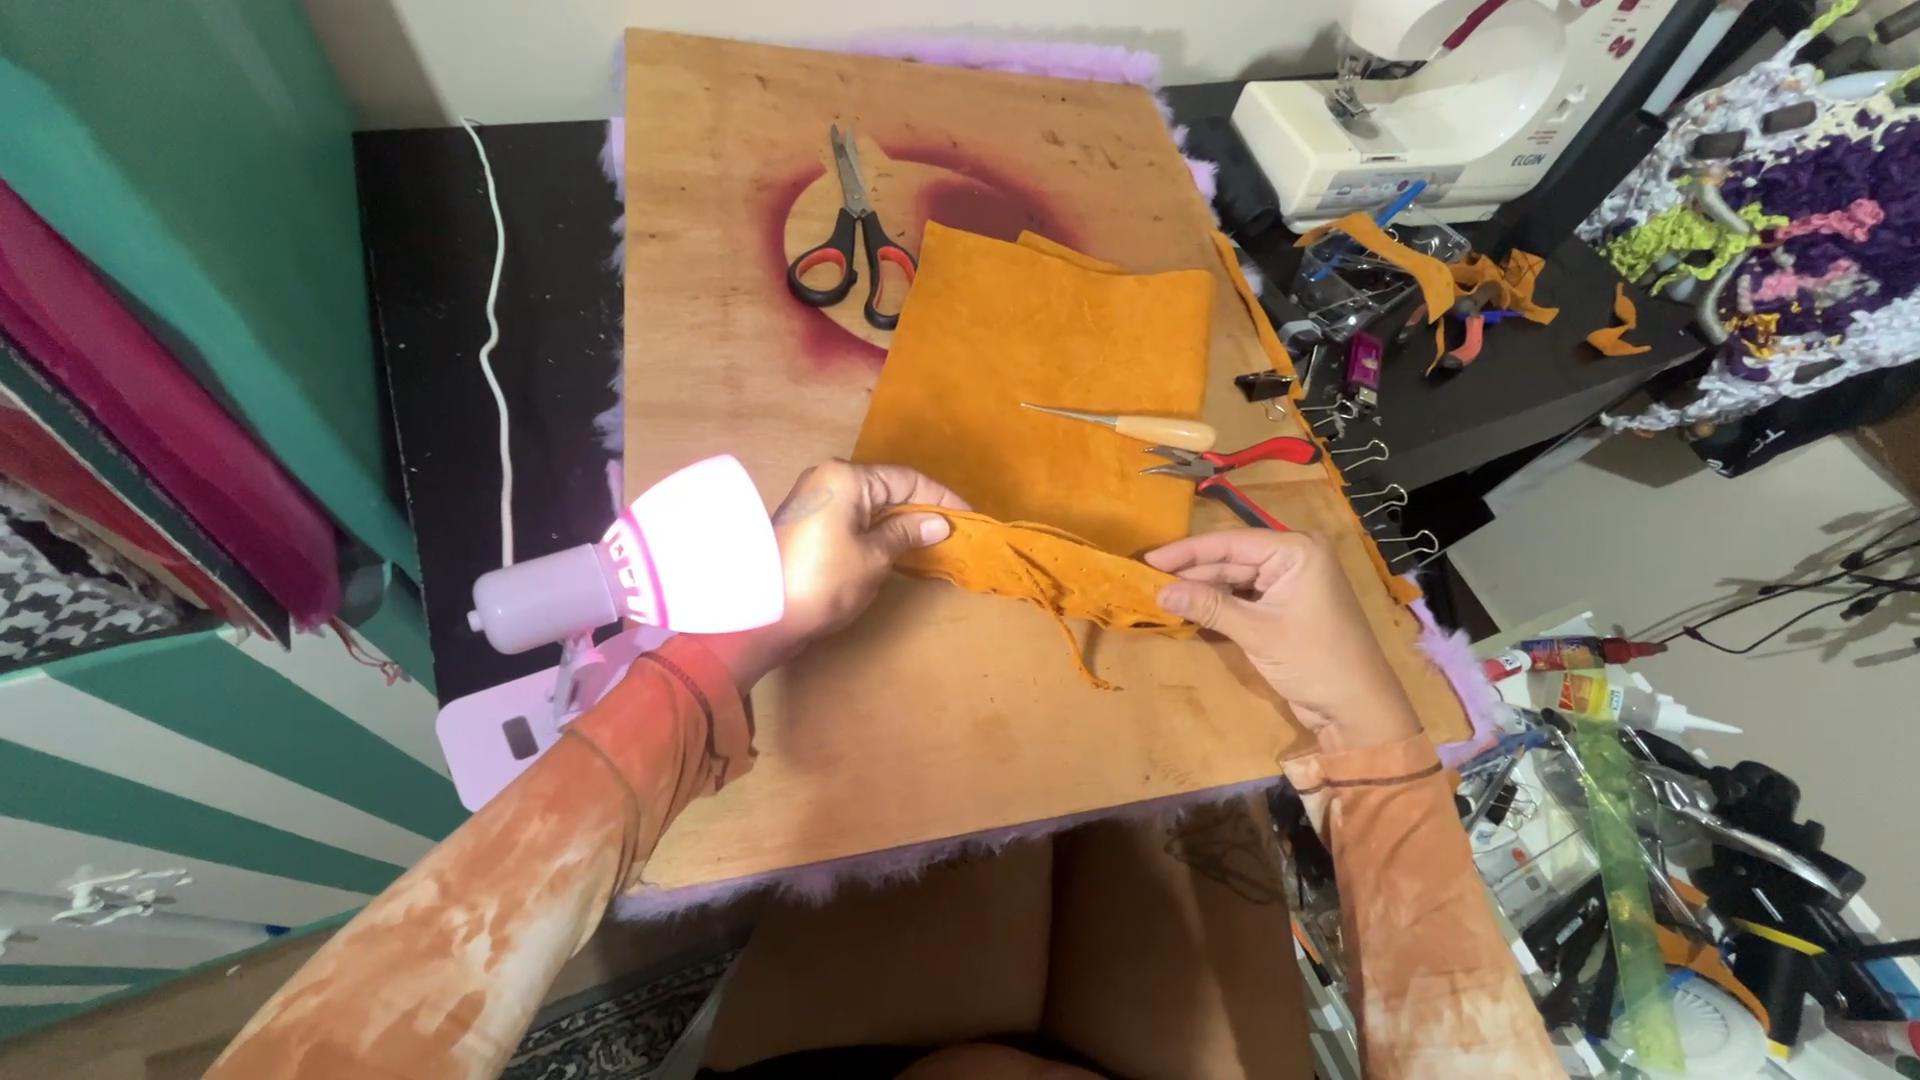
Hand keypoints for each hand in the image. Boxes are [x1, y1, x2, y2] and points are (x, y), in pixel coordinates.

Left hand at [695, 461, 968, 689]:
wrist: (762, 615)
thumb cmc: (822, 582)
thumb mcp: (873, 558)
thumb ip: (906, 533)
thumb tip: (938, 522)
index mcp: (846, 478)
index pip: (906, 479)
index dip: (941, 497)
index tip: (969, 516)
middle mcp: (828, 478)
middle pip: (888, 486)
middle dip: (921, 507)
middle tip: (953, 529)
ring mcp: (815, 499)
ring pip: (870, 502)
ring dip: (900, 519)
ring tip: (932, 538)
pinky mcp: (808, 521)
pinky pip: (854, 515)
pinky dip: (878, 527)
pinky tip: (897, 543)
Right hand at [1145, 529, 1419, 751]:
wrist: (1358, 709)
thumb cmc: (1315, 661)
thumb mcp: (1257, 632)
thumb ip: (1208, 607)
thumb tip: (1159, 592)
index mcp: (1296, 551)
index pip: (1230, 543)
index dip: (1186, 551)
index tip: (1148, 558)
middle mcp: (1293, 559)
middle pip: (1230, 560)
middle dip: (1190, 572)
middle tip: (1147, 580)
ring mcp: (1288, 583)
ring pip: (1233, 579)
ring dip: (1200, 589)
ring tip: (1159, 594)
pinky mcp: (1283, 606)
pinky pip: (1242, 597)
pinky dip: (1216, 603)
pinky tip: (1186, 607)